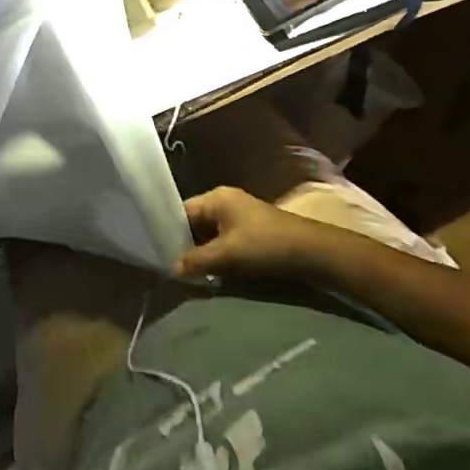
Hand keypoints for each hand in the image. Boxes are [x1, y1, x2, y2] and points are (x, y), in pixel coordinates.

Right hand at [173, 186, 334, 279]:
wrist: (310, 251)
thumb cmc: (264, 245)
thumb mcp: (227, 255)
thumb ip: (197, 261)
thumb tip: (172, 268)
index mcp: (216, 198)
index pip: (182, 210)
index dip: (169, 230)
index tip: (158, 251)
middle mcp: (225, 201)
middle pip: (195, 221)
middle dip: (186, 243)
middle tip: (173, 265)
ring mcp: (240, 214)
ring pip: (210, 232)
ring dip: (203, 251)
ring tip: (189, 271)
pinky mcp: (251, 229)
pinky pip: (224, 239)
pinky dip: (217, 253)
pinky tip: (212, 270)